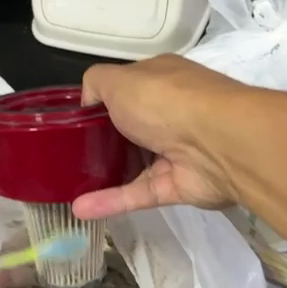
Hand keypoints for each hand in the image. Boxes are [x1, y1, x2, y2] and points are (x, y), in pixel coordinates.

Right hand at [73, 55, 251, 219]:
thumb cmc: (167, 101)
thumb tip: (87, 100)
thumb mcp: (121, 79)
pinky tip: (80, 208)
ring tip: (68, 184)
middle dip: (101, 141)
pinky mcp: (177, 186)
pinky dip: (110, 201)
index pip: (127, 89)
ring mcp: (175, 151)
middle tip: (67, 154)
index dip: (101, 102)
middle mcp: (170, 113)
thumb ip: (97, 84)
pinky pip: (138, 194)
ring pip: (133, 165)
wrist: (219, 142)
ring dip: (103, 175)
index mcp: (161, 81)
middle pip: (129, 129)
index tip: (74, 119)